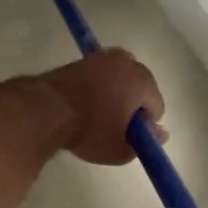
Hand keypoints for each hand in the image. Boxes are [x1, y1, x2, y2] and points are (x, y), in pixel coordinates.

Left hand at [41, 48, 165, 165]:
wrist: (47, 110)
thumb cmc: (90, 130)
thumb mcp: (120, 150)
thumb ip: (145, 144)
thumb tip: (160, 133)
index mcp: (143, 82)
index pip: (156, 106)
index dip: (145, 126)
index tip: (130, 137)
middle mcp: (127, 62)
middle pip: (140, 88)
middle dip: (133, 106)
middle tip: (115, 128)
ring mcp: (103, 57)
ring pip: (120, 80)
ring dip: (116, 95)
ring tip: (100, 116)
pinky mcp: (83, 59)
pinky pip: (101, 76)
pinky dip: (100, 88)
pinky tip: (87, 105)